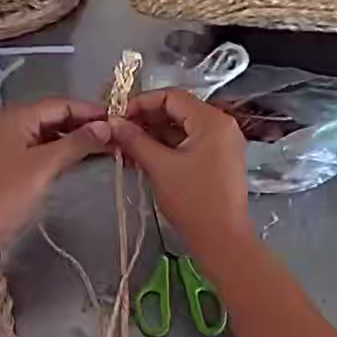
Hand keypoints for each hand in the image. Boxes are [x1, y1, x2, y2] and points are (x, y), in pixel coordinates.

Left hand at [0, 98, 111, 270]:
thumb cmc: (8, 193)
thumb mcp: (45, 165)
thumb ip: (76, 143)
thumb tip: (107, 126)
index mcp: (18, 116)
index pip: (62, 104)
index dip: (91, 111)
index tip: (120, 120)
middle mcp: (15, 124)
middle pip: (57, 117)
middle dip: (86, 126)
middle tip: (118, 136)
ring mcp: (14, 145)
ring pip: (52, 134)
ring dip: (78, 140)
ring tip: (109, 147)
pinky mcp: (16, 164)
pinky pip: (46, 150)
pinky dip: (66, 153)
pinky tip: (86, 159)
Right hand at [109, 89, 253, 266]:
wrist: (222, 239)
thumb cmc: (193, 201)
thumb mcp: (159, 167)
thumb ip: (135, 140)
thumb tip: (114, 122)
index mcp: (212, 121)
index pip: (172, 97)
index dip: (141, 103)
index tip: (118, 116)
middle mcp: (221, 126)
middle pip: (178, 111)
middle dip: (146, 119)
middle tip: (119, 132)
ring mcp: (222, 144)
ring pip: (182, 129)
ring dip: (154, 135)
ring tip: (126, 146)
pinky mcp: (218, 161)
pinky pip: (189, 144)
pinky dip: (167, 148)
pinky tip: (143, 156)